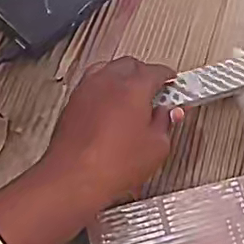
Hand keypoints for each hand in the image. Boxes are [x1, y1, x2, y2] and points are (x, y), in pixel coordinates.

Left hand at [32, 57, 181, 213]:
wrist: (74, 177)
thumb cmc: (111, 164)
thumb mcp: (157, 147)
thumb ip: (165, 123)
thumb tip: (167, 115)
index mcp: (134, 87)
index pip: (156, 71)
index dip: (167, 76)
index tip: (172, 83)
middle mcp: (108, 81)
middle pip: (130, 65)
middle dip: (144, 73)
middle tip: (154, 90)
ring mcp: (86, 89)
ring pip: (107, 70)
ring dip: (121, 78)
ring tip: (130, 96)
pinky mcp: (72, 103)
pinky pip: (91, 85)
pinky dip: (103, 89)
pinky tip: (108, 106)